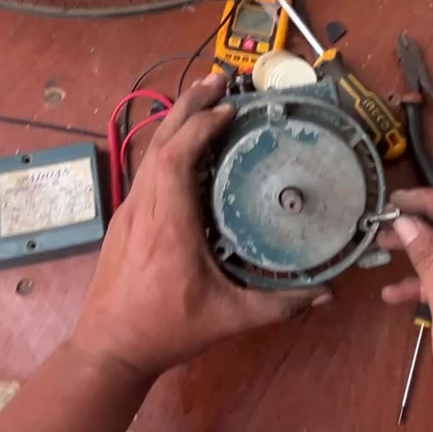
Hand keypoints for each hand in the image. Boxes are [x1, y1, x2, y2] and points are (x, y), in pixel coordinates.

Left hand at [71, 75, 327, 380]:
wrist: (107, 349)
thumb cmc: (165, 330)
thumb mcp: (227, 319)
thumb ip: (277, 306)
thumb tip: (325, 295)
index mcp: (167, 224)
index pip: (176, 158)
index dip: (200, 127)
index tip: (230, 110)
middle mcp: (144, 208)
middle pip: (160, 141)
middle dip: (188, 105)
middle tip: (220, 81)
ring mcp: (129, 211)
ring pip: (149, 152)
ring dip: (176, 121)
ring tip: (207, 101)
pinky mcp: (125, 219)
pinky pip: (147, 169)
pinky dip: (168, 145)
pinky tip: (187, 146)